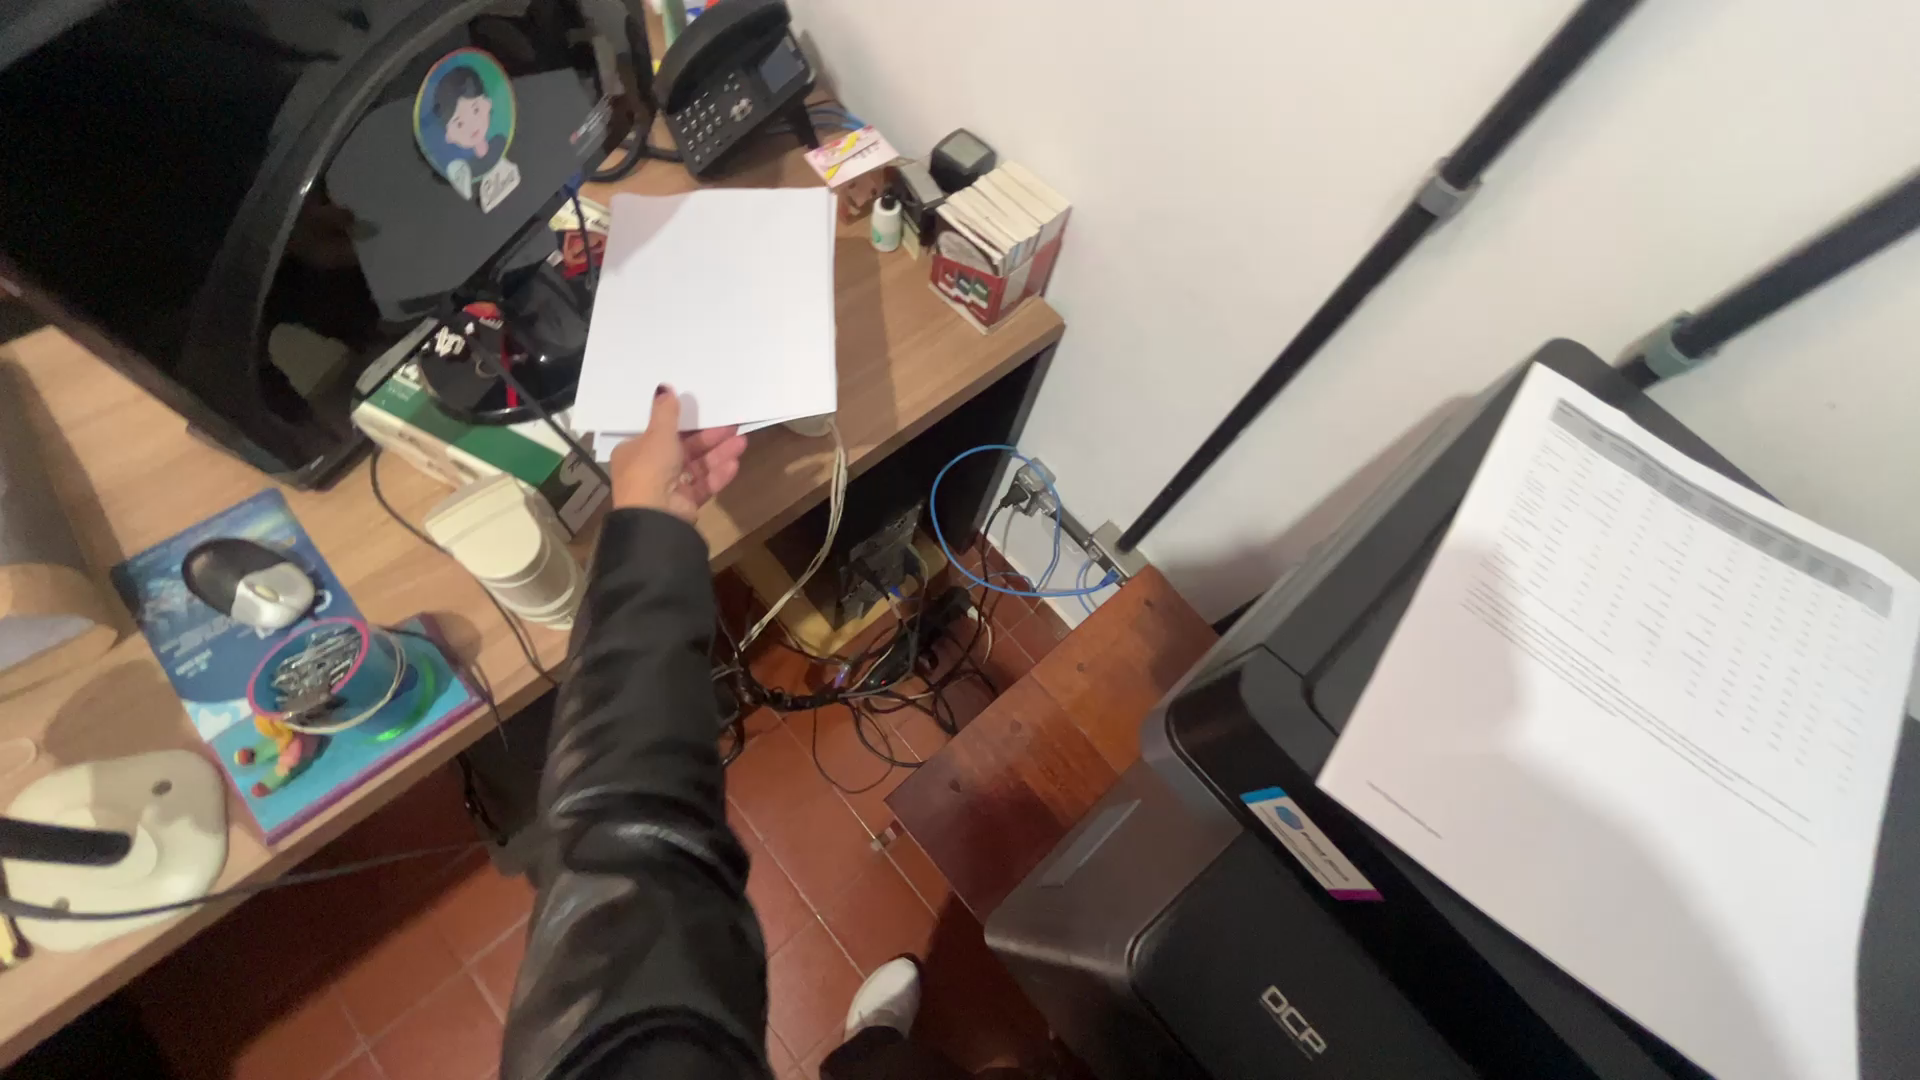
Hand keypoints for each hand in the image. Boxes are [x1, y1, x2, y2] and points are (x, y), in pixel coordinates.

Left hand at [609, 387, 748, 522]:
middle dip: (710, 438)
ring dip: (719, 454)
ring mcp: (670, 487)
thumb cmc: (649, 468)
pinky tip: (734, 464)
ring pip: (698, 466)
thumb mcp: (657, 434)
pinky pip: (704, 484)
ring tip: (741, 442)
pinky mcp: (686, 502)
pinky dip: (718, 474)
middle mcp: (651, 468)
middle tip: (731, 426)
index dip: (683, 423)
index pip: (660, 433)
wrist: (655, 514)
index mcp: (635, 450)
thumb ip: (665, 412)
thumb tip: (664, 387)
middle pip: (685, 448)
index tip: (703, 412)